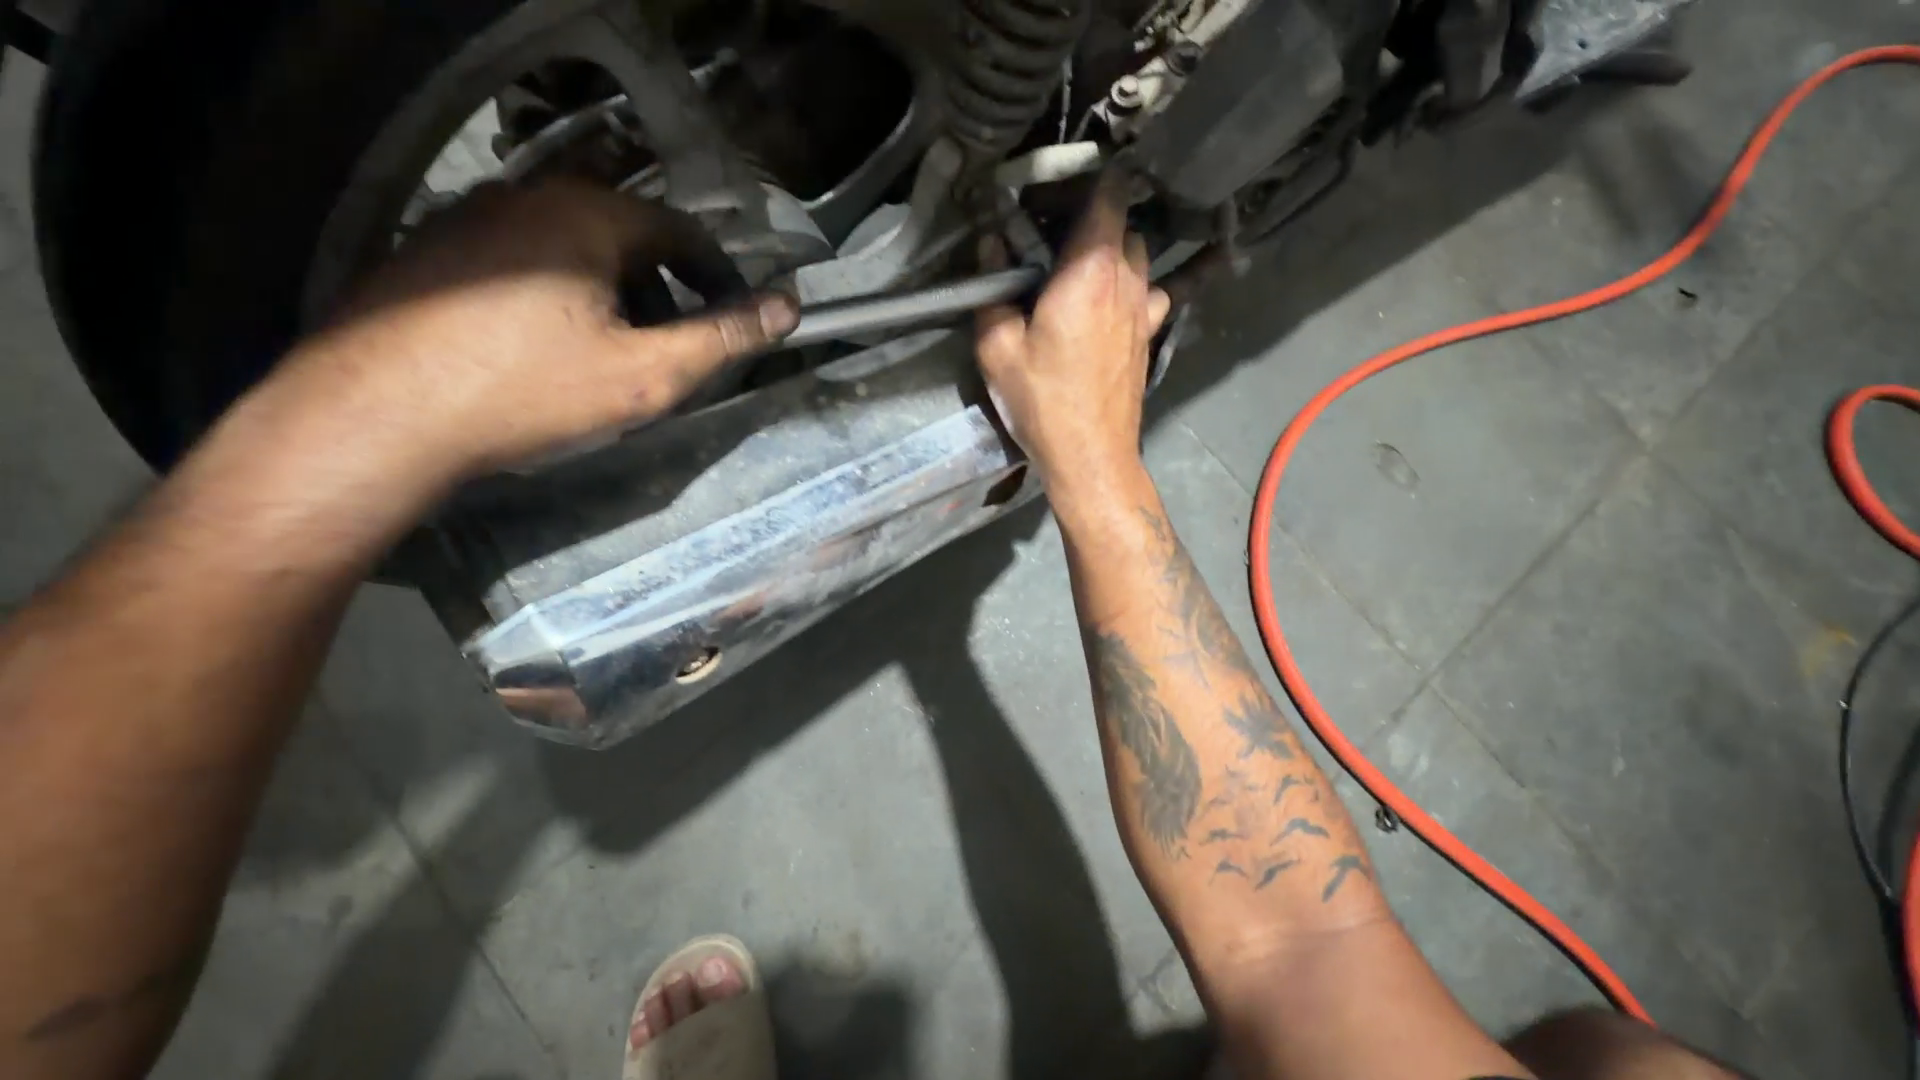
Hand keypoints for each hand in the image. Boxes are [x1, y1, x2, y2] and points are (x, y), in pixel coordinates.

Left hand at [262, 178, 797, 484]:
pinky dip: (559, 300)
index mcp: (588, 214)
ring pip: (574, 253)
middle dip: (665, 294)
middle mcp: (529, 198)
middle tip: (673, 354)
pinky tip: (546, 354)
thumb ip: (722, 338)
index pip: (683, 233)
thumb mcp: (644, 373)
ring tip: (612, 360)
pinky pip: (523, 264)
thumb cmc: (527, 390)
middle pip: (628, 240)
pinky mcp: (433, 251)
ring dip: (613, 299)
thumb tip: (788, 307)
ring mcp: (472, 219)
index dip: (720, 280)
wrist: (377, 415)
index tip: (734, 325)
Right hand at [975, 172, 1170, 513]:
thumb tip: (990, 247)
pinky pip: (1149, 292)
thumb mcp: (997, 350)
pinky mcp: (1150, 335)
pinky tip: (1109, 304)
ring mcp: (1146, 309)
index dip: (1089, 180)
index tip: (1061, 186)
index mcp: (1089, 273)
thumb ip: (992, 293)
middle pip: (1123, 226)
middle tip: (1054, 235)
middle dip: (1093, 219)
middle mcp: (1127, 281)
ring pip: (1138, 257)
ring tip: (1077, 268)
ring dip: (1113, 252)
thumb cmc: (1043, 402)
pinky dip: (1132, 287)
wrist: (1091, 456)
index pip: (1109, 196)